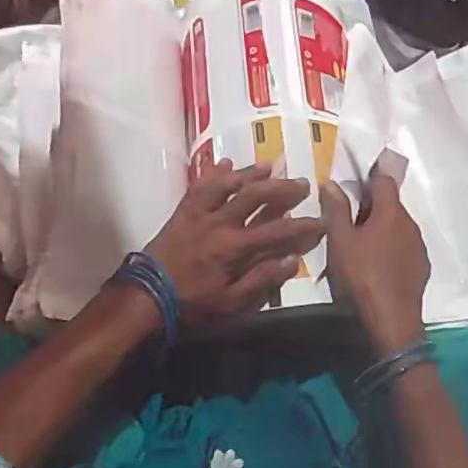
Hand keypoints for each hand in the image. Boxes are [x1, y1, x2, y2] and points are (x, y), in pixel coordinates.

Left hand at [144, 161, 323, 326]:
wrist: (146, 297)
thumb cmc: (192, 304)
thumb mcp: (231, 303)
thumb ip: (262, 280)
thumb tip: (292, 260)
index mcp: (235, 247)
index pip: (278, 230)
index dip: (302, 225)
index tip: (321, 221)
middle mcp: (220, 223)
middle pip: (256, 196)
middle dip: (282, 189)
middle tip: (301, 183)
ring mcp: (199, 214)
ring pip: (229, 184)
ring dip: (251, 173)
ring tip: (270, 165)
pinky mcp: (183, 212)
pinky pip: (201, 186)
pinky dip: (215, 173)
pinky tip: (225, 163)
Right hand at [322, 171, 429, 354]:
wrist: (392, 321)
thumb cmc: (362, 278)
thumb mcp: (340, 243)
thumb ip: (336, 211)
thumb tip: (331, 183)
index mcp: (391, 213)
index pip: (384, 180)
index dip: (367, 179)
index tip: (349, 191)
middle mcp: (411, 225)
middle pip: (390, 206)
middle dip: (369, 209)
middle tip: (345, 226)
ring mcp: (419, 248)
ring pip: (397, 229)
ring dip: (380, 232)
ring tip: (358, 251)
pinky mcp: (421, 268)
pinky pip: (403, 250)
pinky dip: (389, 251)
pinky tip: (375, 270)